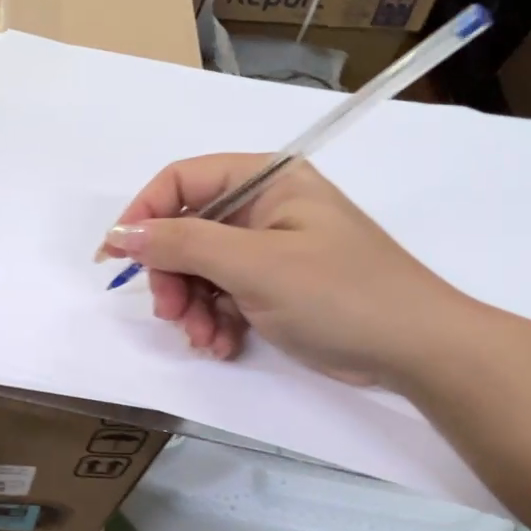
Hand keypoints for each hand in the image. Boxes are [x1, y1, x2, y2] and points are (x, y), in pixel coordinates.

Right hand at [95, 153, 474, 386]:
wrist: (415, 349)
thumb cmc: (338, 293)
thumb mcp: (253, 265)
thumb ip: (182, 245)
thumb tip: (119, 235)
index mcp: (267, 180)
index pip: (182, 181)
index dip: (143, 215)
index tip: (115, 258)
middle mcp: (264, 208)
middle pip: (185, 230)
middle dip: (172, 276)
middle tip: (170, 314)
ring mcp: (268, 249)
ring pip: (198, 269)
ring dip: (190, 307)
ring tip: (202, 338)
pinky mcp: (273, 287)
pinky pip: (220, 295)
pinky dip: (212, 321)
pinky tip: (220, 345)